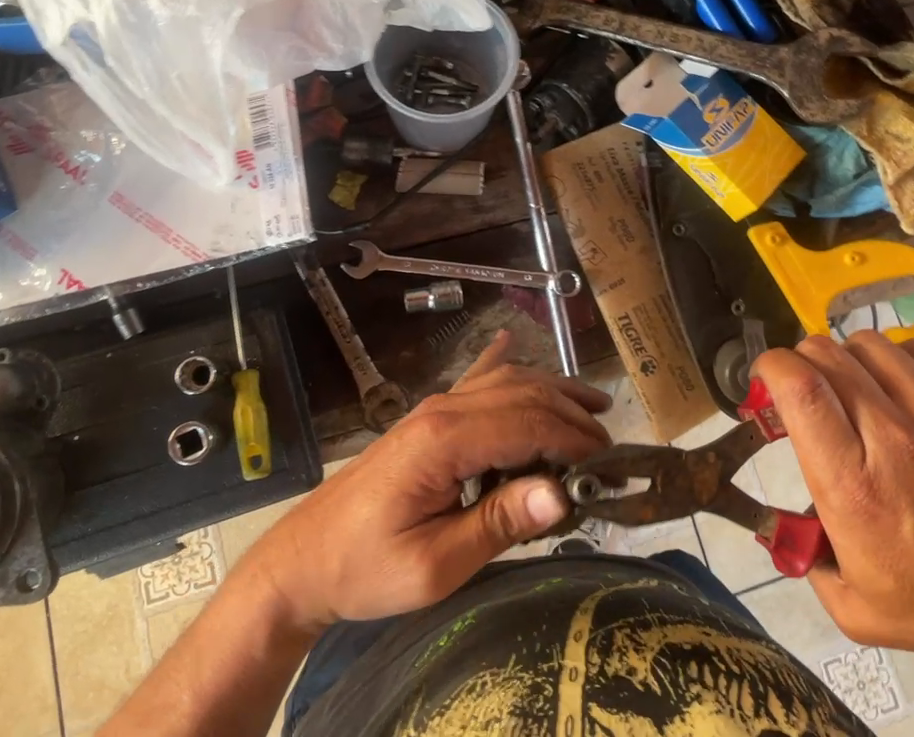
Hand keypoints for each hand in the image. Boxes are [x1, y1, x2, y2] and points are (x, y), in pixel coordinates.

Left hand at [238, 331, 610, 632]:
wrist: (303, 561)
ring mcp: (431, 412)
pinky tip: (511, 343)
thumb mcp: (435, 565)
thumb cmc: (365, 570)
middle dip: (572, 415)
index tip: (609, 467)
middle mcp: (441, 411)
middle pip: (522, 394)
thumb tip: (561, 493)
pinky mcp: (425, 423)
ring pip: (503, 383)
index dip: (575, 441)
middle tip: (610, 449)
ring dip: (550, 392)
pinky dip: (502, 367)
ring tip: (592, 409)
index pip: (529, 423)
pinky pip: (473, 383)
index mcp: (444, 440)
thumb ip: (497, 525)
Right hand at [754, 332, 913, 673]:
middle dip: (798, 364)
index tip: (763, 384)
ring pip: (868, 344)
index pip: (800, 389)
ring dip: (843, 358)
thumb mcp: (857, 611)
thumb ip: (805, 562)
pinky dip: (893, 357)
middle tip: (800, 393)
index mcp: (853, 488)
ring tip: (848, 389)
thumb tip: (784, 524)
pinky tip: (895, 387)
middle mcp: (891, 439)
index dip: (769, 369)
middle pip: (825, 356)